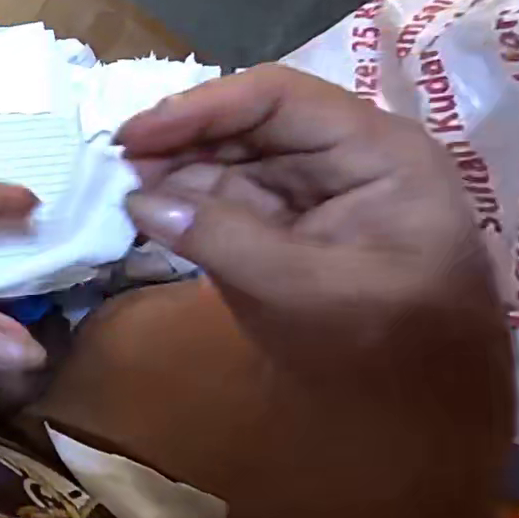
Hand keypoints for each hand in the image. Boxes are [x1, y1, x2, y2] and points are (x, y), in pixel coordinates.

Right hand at [116, 65, 510, 401]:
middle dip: (175, 138)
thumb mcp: (304, 291)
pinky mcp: (264, 220)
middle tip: (114, 162)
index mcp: (372, 153)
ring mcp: (296, 189)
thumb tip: (137, 200)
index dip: (199, 107)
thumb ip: (220, 238)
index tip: (133, 135)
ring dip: (165, 167)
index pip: (276, 99)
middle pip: (239, 120)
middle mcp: (333, 157)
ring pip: (217, 154)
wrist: (403, 418)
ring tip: (119, 187)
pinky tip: (139, 208)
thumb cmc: (381, 349)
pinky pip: (208, 192)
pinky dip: (170, 197)